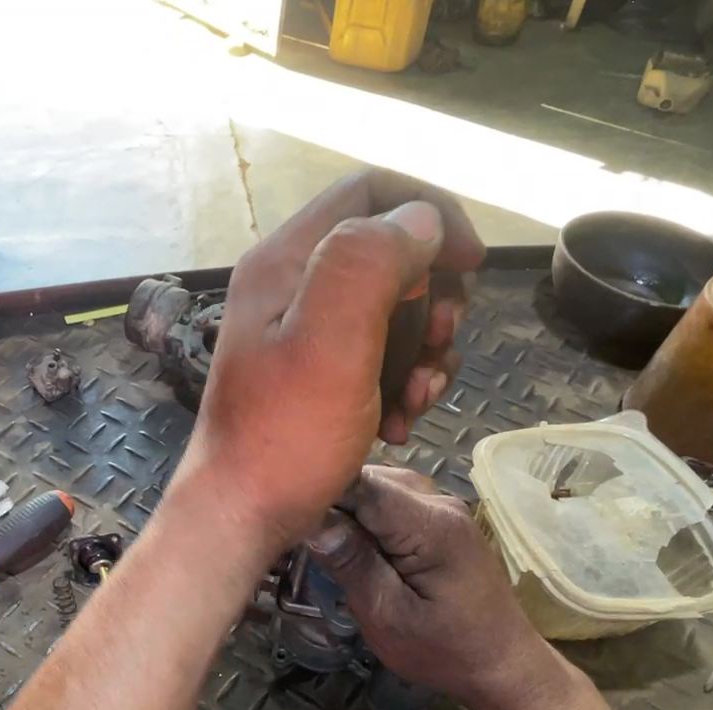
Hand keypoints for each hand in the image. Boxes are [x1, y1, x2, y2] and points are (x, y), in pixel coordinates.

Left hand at [166, 169, 484, 552]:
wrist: (241, 515)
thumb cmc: (284, 434)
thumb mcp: (331, 340)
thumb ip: (369, 263)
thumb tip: (418, 222)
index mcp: (285, 261)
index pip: (370, 192)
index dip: (431, 213)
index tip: (470, 264)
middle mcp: (290, 287)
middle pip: (389, 254)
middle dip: (433, 296)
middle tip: (442, 345)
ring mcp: (299, 334)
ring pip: (391, 310)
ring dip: (423, 350)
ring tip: (416, 399)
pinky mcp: (312, 375)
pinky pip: (376, 355)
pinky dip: (400, 382)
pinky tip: (400, 422)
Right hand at [309, 466, 562, 709]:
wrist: (503, 667)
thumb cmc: (445, 651)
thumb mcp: (388, 616)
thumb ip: (352, 564)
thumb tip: (312, 520)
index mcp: (429, 525)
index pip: (361, 485)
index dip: (318, 490)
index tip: (279, 507)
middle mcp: (439, 502)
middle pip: (367, 479)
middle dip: (327, 497)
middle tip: (288, 526)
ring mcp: (442, 507)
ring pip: (376, 485)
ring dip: (343, 505)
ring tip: (309, 532)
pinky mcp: (439, 519)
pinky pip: (390, 500)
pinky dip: (361, 512)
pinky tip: (344, 537)